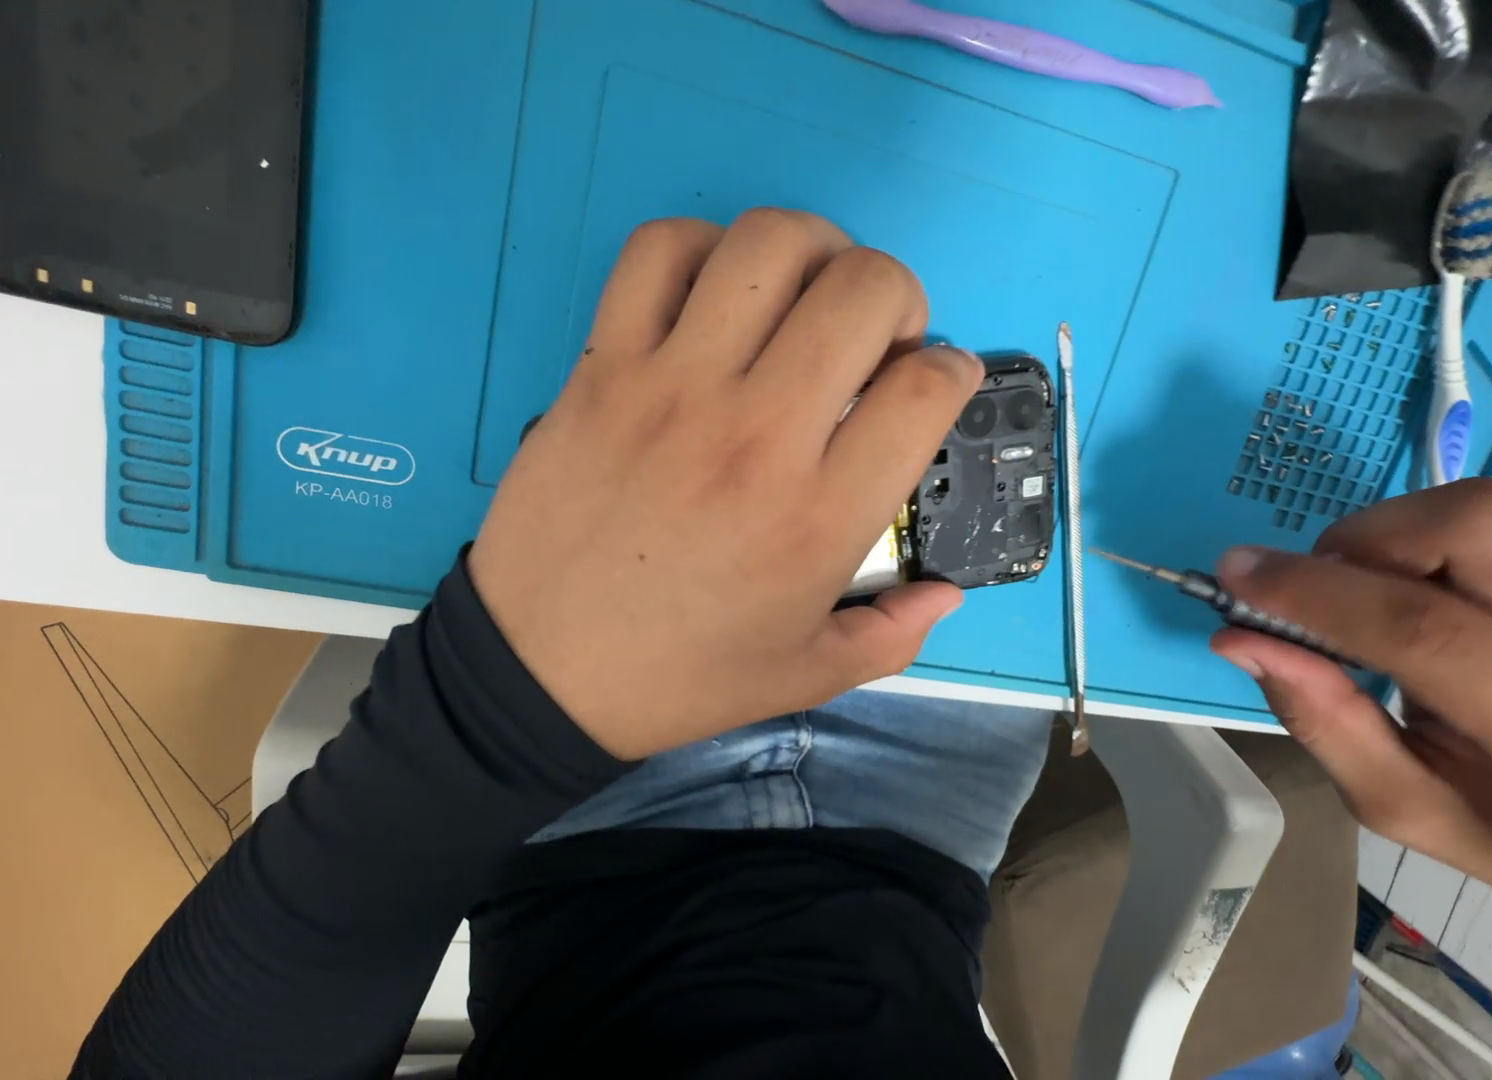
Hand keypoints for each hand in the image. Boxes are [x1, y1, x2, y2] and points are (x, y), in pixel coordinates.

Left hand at [468, 209, 981, 760]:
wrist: (539, 671)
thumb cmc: (677, 676)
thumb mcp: (805, 676)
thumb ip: (893, 635)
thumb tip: (947, 592)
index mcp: (820, 515)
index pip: (925, 389)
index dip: (952, 370)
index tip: (933, 382)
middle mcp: (759, 432)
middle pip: (865, 290)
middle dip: (899, 295)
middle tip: (876, 338)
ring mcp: (674, 387)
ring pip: (769, 244)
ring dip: (814, 249)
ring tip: (805, 295)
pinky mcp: (602, 366)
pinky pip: (658, 252)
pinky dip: (702, 245)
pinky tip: (714, 291)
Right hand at [1210, 478, 1491, 945]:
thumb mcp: (1431, 818)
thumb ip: (1329, 726)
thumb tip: (1243, 641)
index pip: (1429, 632)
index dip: (1315, 593)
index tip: (1238, 573)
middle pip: (1487, 524)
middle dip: (1369, 533)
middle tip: (1323, 576)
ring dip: (1410, 541)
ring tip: (1391, 603)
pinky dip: (1466, 562)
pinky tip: (1472, 619)